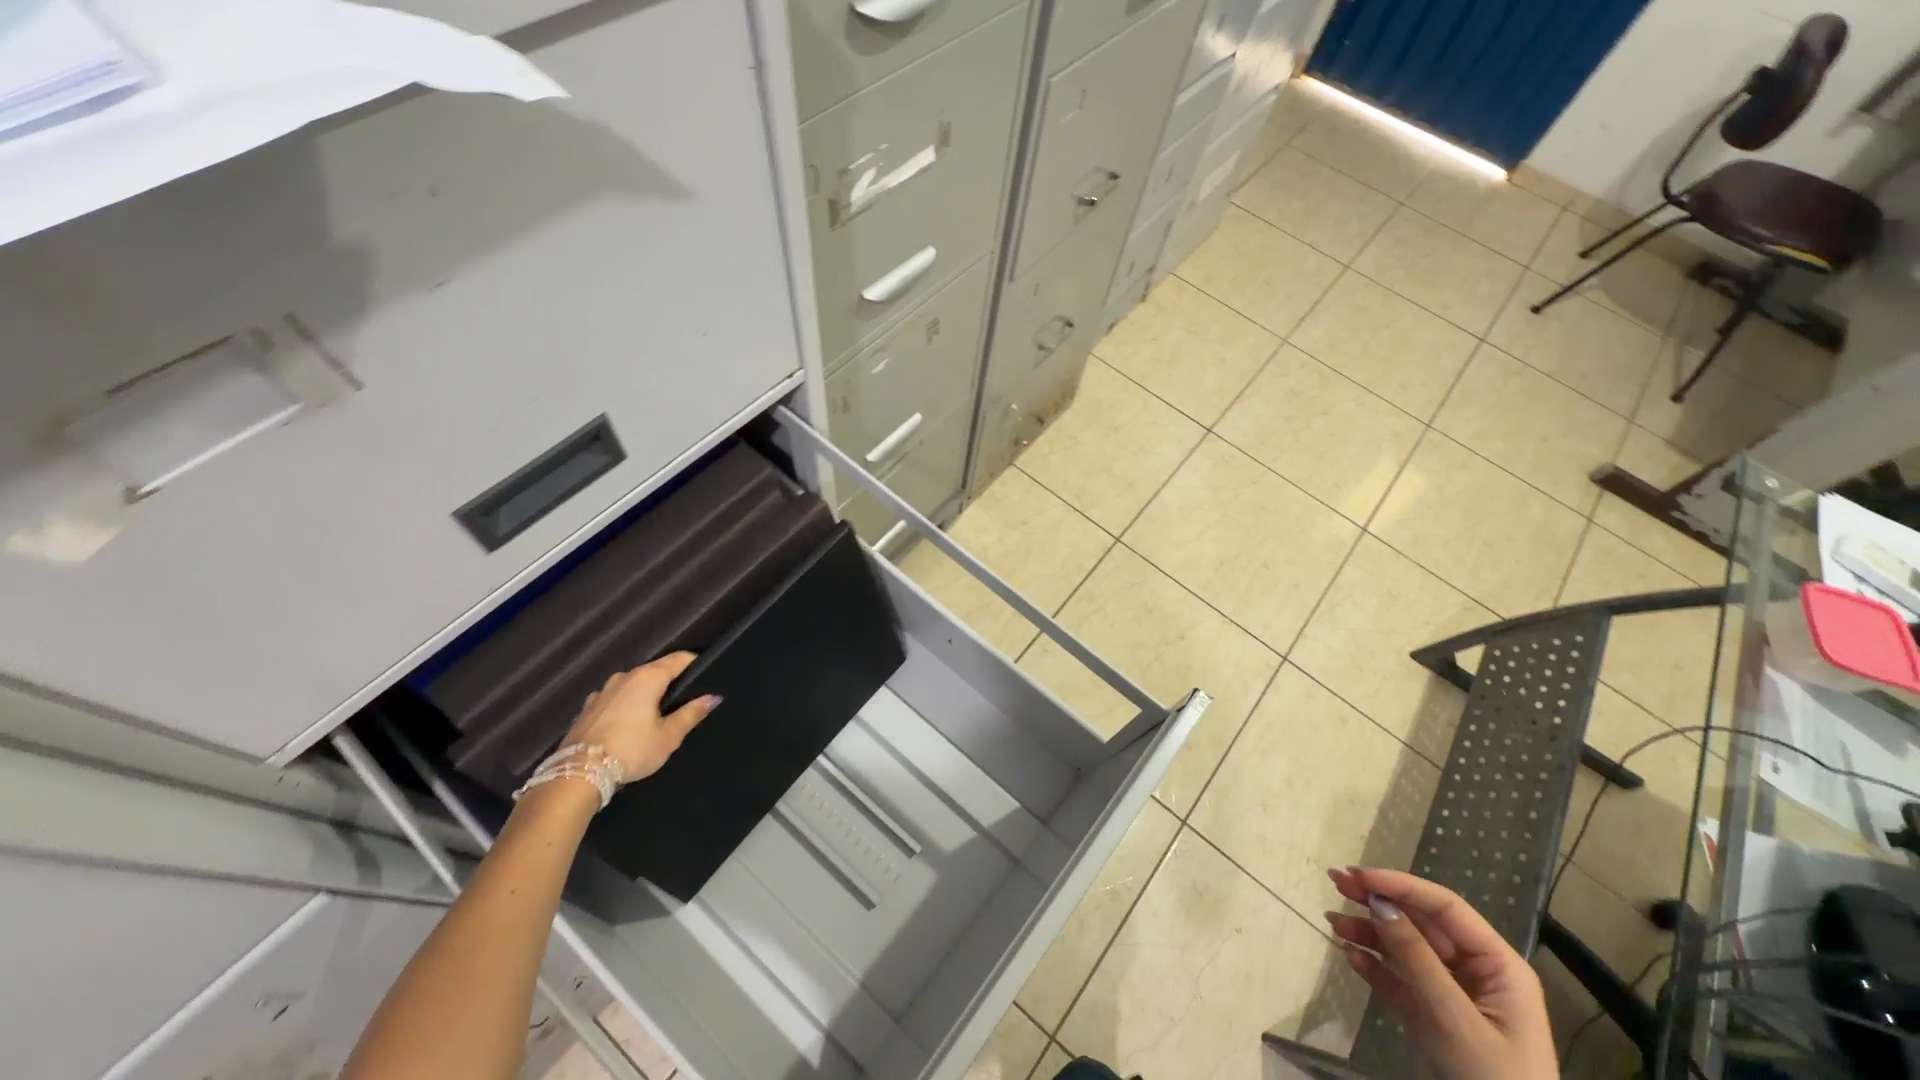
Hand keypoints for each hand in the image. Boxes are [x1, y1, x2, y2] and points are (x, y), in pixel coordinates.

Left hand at [560, 652, 719, 782]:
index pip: (678, 659)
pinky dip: (624, 707)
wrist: (580, 772)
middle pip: (654, 671)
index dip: (694, 664)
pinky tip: (627, 726)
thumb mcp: (668, 736)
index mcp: (647, 678)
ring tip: (653, 717)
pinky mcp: (587, 708)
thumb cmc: (631, 750)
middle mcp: (623, 677)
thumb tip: (713, 697)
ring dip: (644, 696)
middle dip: (669, 683)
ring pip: (631, 686)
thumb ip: (691, 714)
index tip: (705, 675)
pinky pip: (614, 700)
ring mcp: (601, 692)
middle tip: (683, 702)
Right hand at [1325, 867, 1557, 1079]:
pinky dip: (1374, 967)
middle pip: (1422, 923)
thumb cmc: (1492, 1078)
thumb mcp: (1455, 1019)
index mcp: (1497, 965)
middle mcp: (1475, 972)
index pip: (1445, 908)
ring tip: (1331, 922)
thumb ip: (1417, 961)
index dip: (1401, 886)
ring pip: (1405, 950)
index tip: (1359, 877)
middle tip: (1335, 880)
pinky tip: (1349, 956)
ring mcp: (1451, 995)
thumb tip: (1380, 904)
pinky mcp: (1431, 1017)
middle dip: (1379, 901)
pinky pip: (1399, 982)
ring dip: (1369, 933)